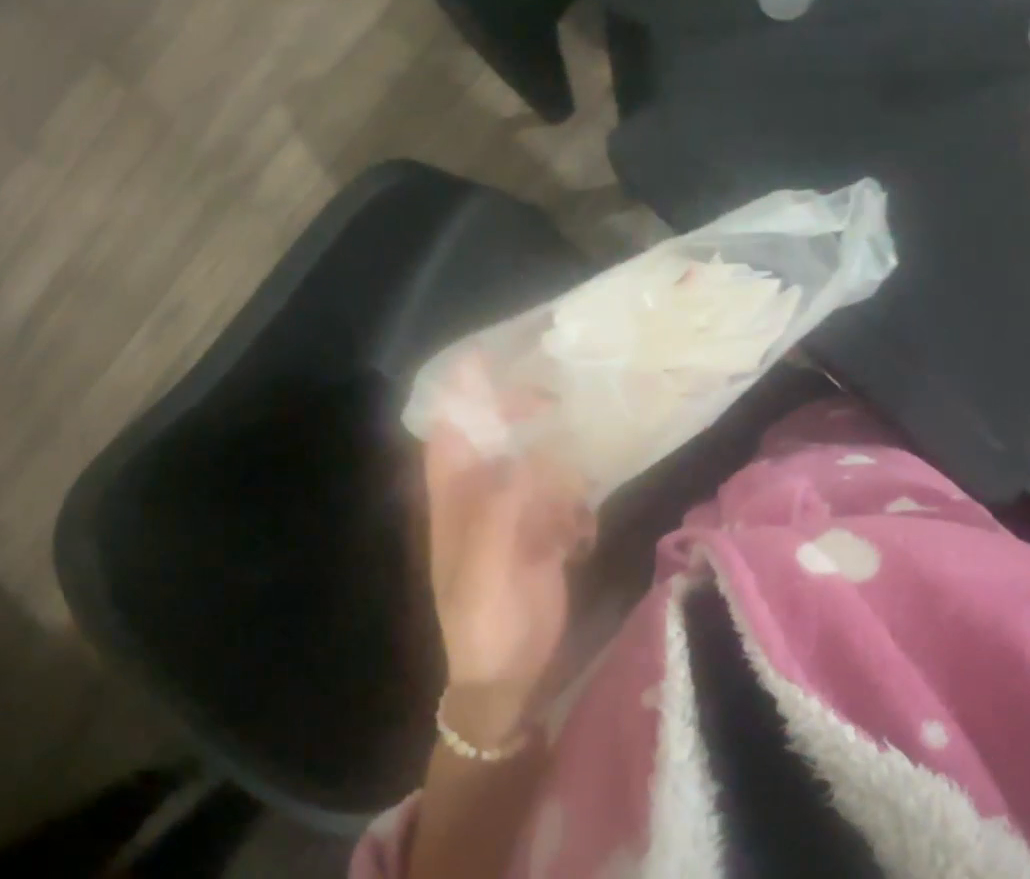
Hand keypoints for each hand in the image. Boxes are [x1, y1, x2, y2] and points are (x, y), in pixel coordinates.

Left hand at [423, 373, 590, 741]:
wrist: (508, 676)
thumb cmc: (483, 619)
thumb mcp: (486, 562)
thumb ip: (504, 506)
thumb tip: (531, 455)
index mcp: (454, 496)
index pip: (451, 428)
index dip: (462, 391)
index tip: (486, 353)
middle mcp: (482, 495)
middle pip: (499, 436)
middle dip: (524, 416)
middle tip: (557, 399)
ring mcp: (514, 514)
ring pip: (538, 465)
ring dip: (559, 473)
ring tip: (570, 503)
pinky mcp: (543, 534)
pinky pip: (564, 501)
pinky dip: (576, 511)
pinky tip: (578, 540)